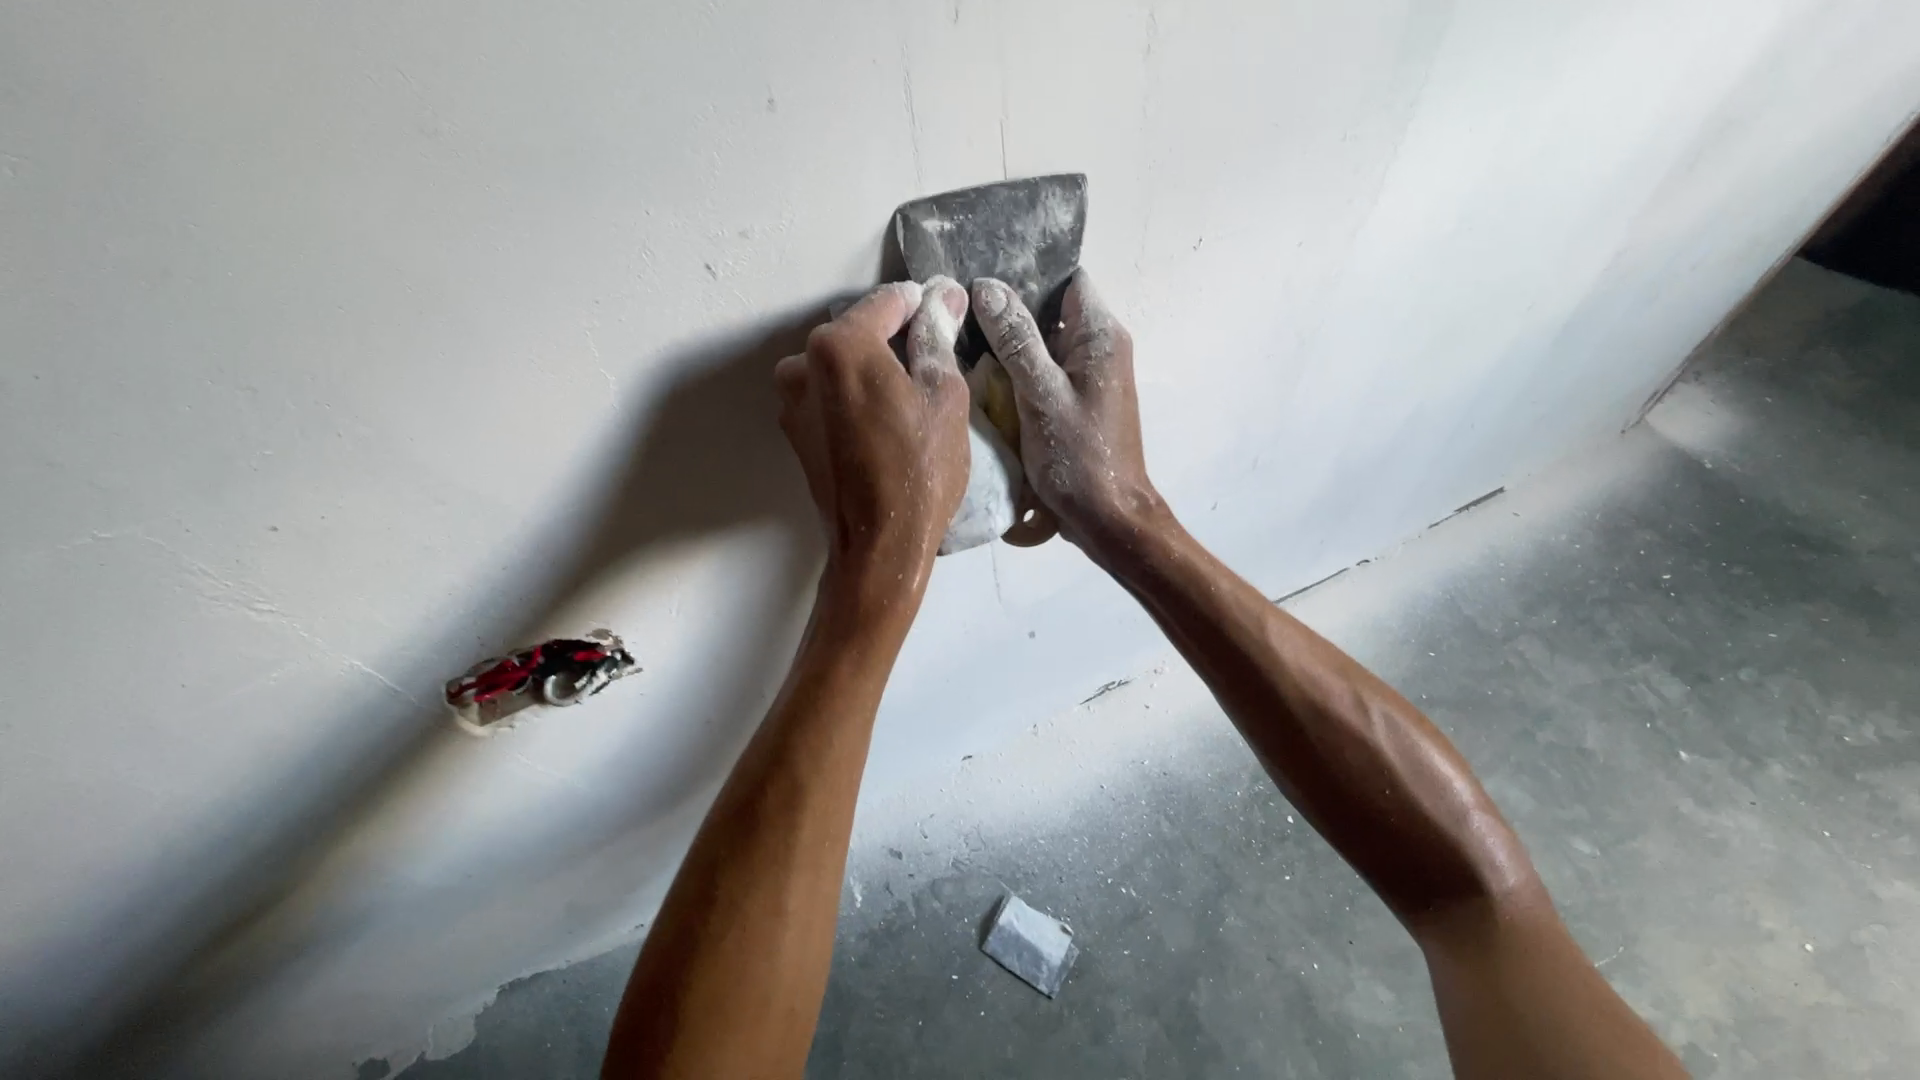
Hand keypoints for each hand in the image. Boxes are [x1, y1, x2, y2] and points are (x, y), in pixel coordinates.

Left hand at [776, 277, 971, 590]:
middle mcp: (802, 364)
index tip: (945, 312)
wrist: (879, 544)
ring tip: (911, 400)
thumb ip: (937, 339)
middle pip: (857, 333)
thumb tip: (944, 299)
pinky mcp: (794, 431)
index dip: (921, 305)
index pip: (887, 303)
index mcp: (840, 345)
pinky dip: (855, 399)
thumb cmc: (920, 469)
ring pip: (841, 366)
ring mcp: (791, 400)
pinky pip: (830, 397)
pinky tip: (885, 425)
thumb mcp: (945, 397)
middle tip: (934, 363)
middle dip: (894, 339)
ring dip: (872, 371)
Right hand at [970, 271, 1163, 555]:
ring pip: (1044, 345)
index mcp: (1100, 336)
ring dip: (1010, 348)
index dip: (1028, 278)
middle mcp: (1100, 349)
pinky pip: (1044, 375)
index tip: (984, 287)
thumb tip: (988, 286)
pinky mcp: (1076, 404)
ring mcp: (1089, 378)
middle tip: (962, 318)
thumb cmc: (1078, 456)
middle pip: (1052, 312)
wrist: (1107, 518)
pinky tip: (985, 385)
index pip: (1068, 280)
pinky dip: (1018, 376)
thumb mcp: (1040, 394)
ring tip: (965, 348)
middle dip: (1011, 315)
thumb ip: (1016, 340)